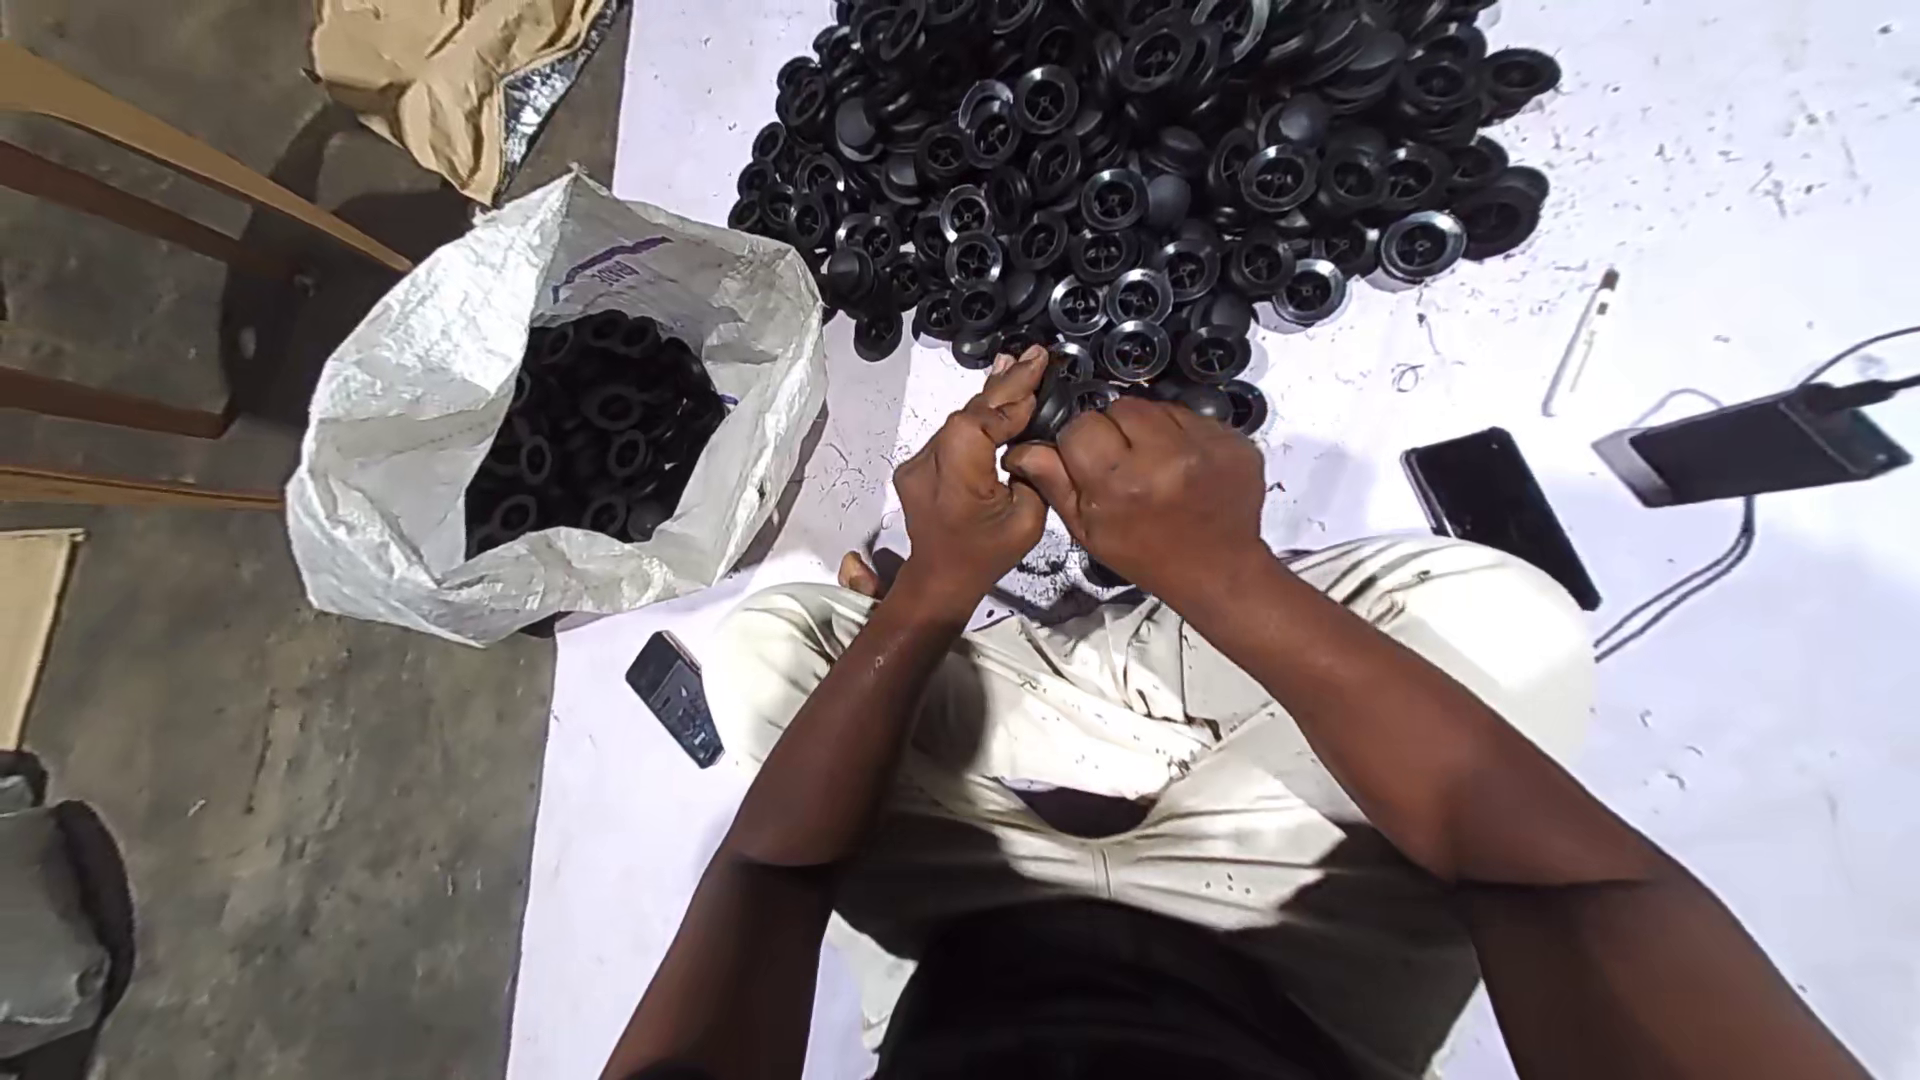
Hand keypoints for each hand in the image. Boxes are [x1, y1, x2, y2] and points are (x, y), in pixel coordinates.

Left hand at [889, 346, 1050, 617]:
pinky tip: (993, 392)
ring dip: (989, 395)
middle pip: (967, 413)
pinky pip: (950, 433)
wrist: (941, 576)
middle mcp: (927, 465)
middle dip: (1004, 385)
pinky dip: (975, 414)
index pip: (979, 425)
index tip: (1038, 378)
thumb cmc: (986, 554)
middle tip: (1033, 354)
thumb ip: (1032, 473)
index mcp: (956, 482)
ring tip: (1016, 365)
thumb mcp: (1028, 521)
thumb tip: (1028, 439)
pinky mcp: (916, 465)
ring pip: (957, 419)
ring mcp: (917, 463)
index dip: (1010, 403)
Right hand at [1005, 397, 1269, 609]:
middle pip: (1118, 407)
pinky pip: (1189, 414)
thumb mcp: (1087, 530)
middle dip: (1113, 430)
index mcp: (1120, 482)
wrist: (1216, 569)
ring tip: (1153, 463)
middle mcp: (1163, 457)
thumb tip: (1022, 450)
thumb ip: (1053, 483)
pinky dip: (1178, 433)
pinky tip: (1180, 463)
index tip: (1089, 462)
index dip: (1079, 442)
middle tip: (1122, 463)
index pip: (1080, 426)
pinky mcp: (1231, 439)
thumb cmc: (1146, 555)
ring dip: (1146, 428)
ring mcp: (1202, 445)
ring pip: (1154, 406)